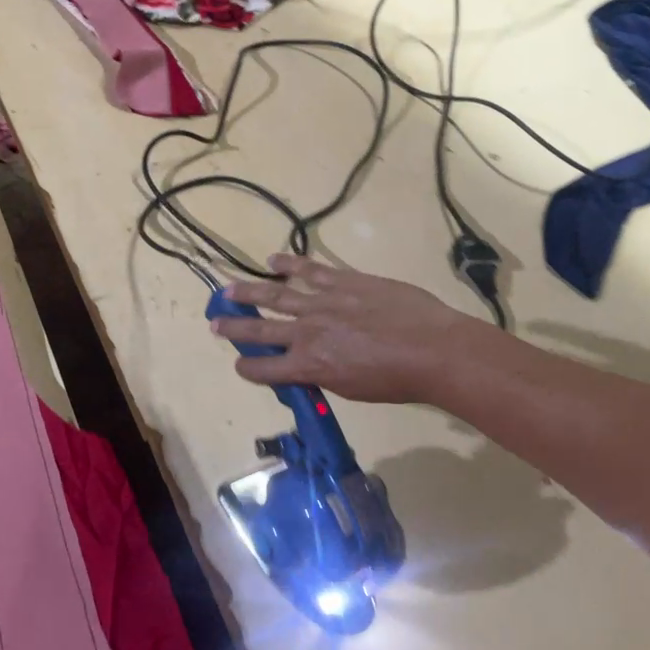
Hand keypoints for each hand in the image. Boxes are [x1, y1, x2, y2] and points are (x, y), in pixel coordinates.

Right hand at [211, 254, 479, 403]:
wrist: (435, 351)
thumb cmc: (398, 381)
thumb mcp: (352, 389)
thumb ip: (324, 375)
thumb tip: (312, 368)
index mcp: (308, 366)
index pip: (263, 370)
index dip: (248, 369)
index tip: (240, 365)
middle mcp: (307, 333)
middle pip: (260, 330)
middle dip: (234, 327)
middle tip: (214, 324)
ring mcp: (323, 303)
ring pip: (276, 295)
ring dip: (250, 291)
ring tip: (229, 289)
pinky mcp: (344, 282)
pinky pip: (310, 270)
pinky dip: (289, 264)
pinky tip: (273, 259)